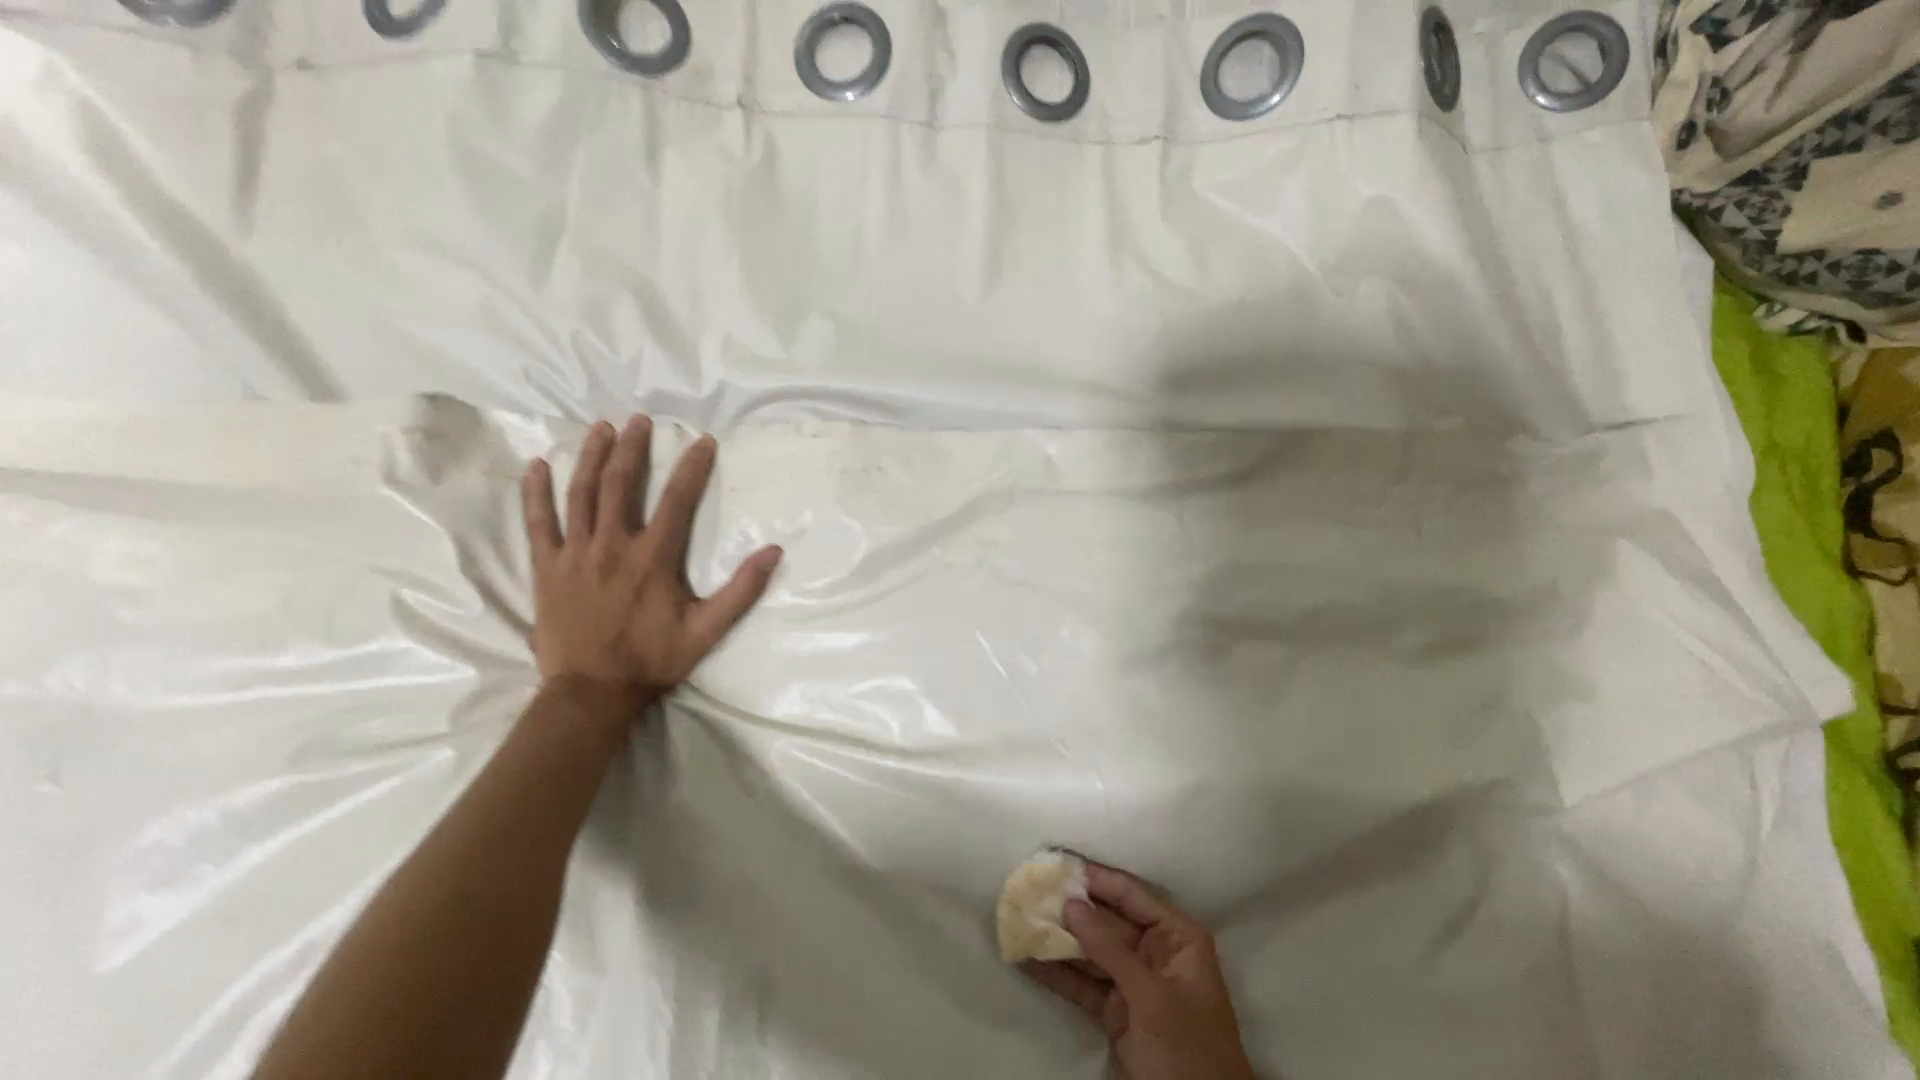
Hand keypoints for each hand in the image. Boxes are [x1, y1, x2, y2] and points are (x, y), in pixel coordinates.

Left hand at [521, 415, 781, 707]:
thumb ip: (742, 591)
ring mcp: (574, 554)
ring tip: (600, 428)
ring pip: (581, 493)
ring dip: (590, 457)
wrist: (592, 692)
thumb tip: (774, 551)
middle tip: (639, 420)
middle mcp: (612, 546)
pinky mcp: (546, 568)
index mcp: (653, 558)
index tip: (703, 441)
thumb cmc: (652, 661)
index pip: (677, 500)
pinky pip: (537, 523)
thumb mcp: (707, 631)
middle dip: (632, 447)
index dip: (692, 467)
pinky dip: (536, 493)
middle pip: (621, 483)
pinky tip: (536, 466)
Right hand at [1023, 864, 1255, 1079]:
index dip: (1095, 878)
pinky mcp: (1115, 1011)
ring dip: (1057, 939)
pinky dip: (1056, 974)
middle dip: (1069, 908)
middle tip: (1028, 889)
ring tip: (1018, 919)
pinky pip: (1083, 984)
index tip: (1057, 861)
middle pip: (1106, 920)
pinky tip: (1026, 959)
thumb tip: (1071, 903)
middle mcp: (1155, 951)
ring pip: (1090, 951)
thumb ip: (1110, 949)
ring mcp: (1133, 983)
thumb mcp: (1151, 997)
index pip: (1131, 895)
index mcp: (1177, 937)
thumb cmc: (1189, 1048)